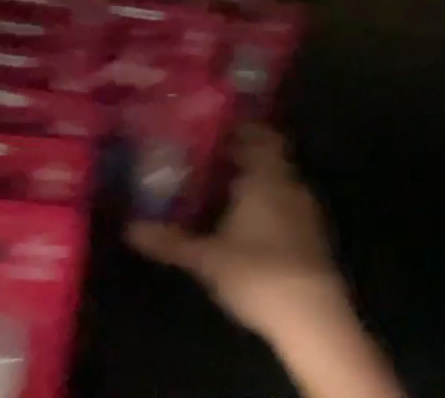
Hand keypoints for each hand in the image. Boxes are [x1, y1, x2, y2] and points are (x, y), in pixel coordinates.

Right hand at [124, 124, 349, 343]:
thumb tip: (130, 228)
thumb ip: (170, 240)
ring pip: (278, 182)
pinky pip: (287, 206)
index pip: (260, 134)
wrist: (313, 318)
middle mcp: (289, 184)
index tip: (214, 126)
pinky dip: (269, 206)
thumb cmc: (258, 273)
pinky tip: (248, 224)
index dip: (241, 127)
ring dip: (255, 182)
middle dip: (242, 156)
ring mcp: (306, 211)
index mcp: (266, 176)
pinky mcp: (314, 238)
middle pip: (268, 157)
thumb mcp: (206, 258)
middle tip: (208, 157)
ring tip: (222, 189)